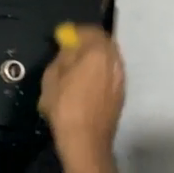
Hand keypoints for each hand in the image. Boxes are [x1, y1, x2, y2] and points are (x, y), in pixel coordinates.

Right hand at [40, 24, 125, 158]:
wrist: (86, 142)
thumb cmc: (65, 107)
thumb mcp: (52, 78)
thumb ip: (62, 57)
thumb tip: (68, 49)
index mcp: (98, 53)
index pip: (90, 31)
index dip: (75, 31)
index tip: (62, 37)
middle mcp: (114, 61)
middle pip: (104, 42)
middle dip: (88, 42)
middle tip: (70, 49)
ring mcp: (120, 78)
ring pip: (109, 58)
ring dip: (95, 57)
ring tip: (77, 67)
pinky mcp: (121, 93)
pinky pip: (110, 72)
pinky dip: (99, 71)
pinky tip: (86, 82)